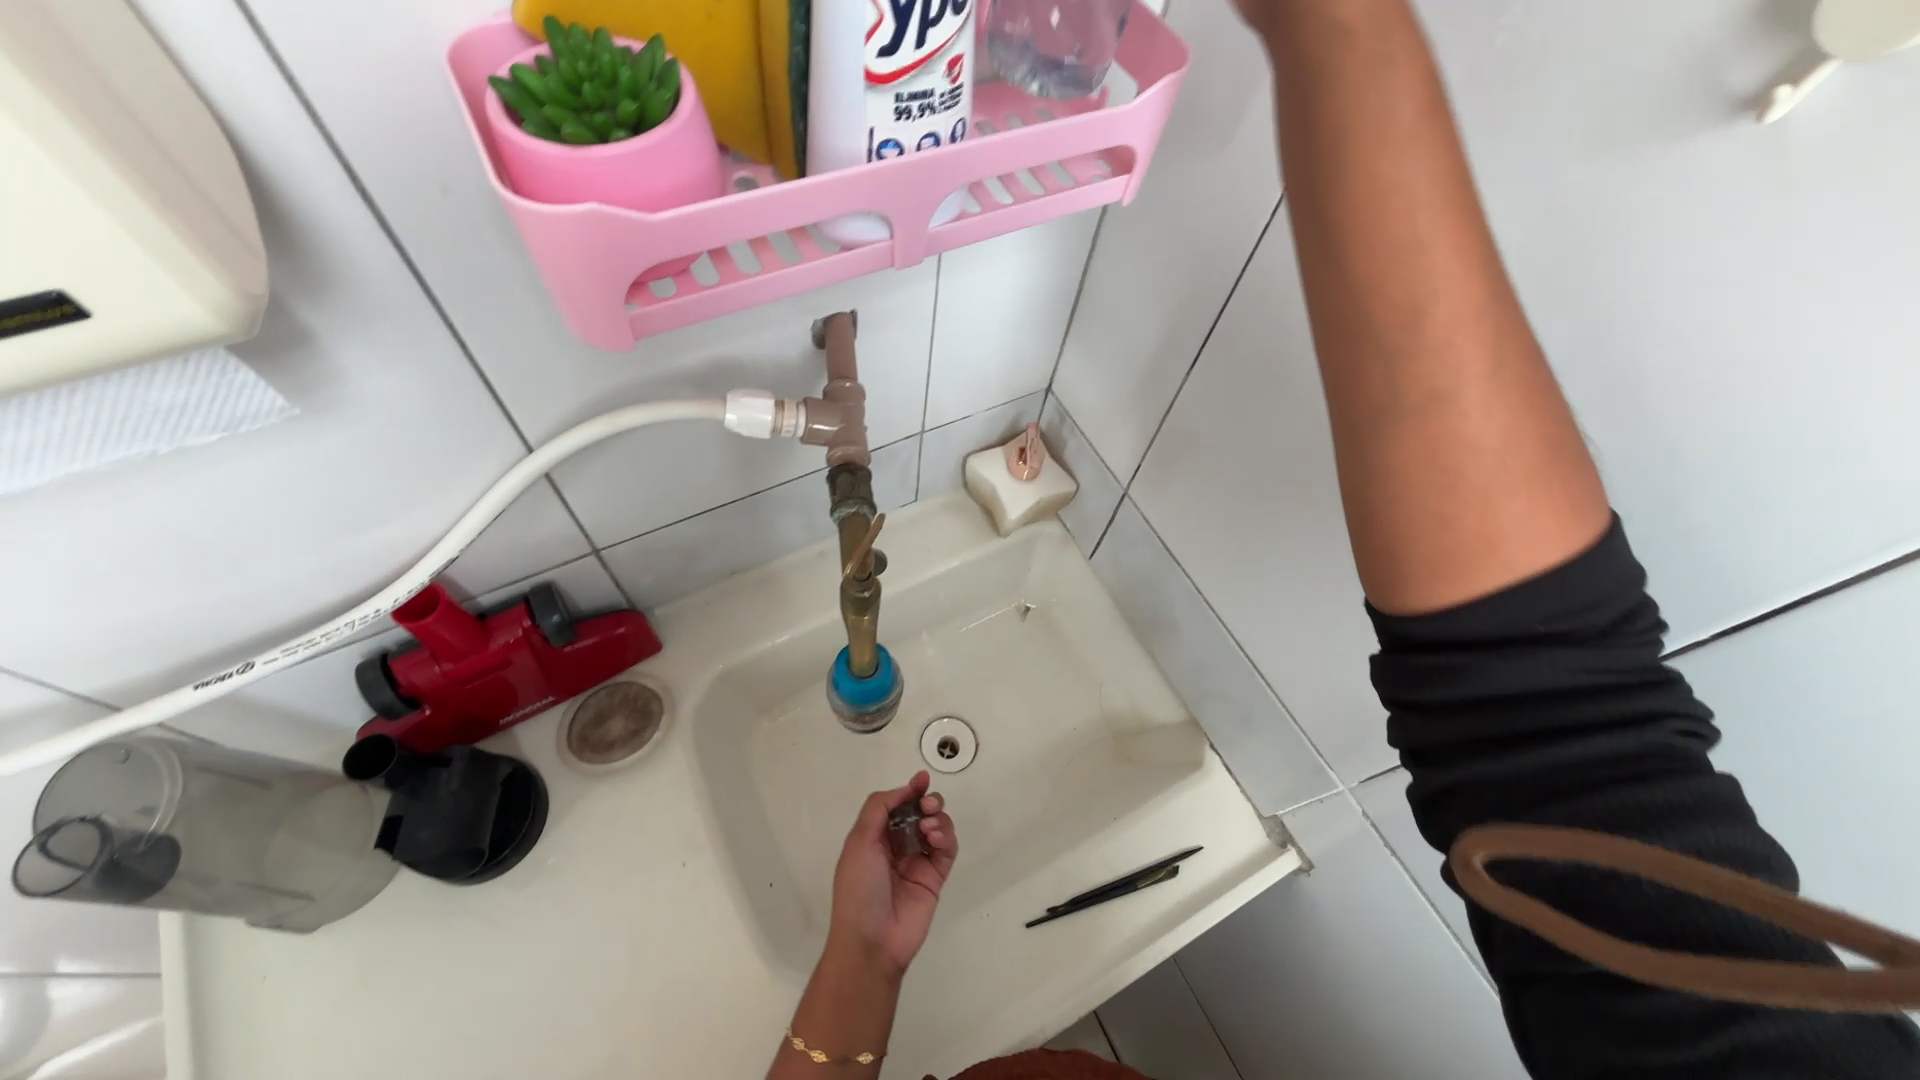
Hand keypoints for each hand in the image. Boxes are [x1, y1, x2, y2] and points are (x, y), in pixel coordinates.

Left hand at [828, 771, 958, 977]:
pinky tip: (936, 838)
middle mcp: (896, 846)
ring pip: (936, 828)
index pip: (895, 805)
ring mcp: (917, 862)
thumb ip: (879, 809)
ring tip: (930, 827)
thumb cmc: (859, 889)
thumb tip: (904, 789)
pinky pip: (947, 850)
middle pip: (919, 813)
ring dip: (937, 819)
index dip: (909, 790)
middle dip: (927, 802)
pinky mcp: (935, 877)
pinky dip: (946, 837)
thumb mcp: (859, 843)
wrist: (872, 941)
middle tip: (928, 804)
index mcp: (874, 837)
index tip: (922, 779)